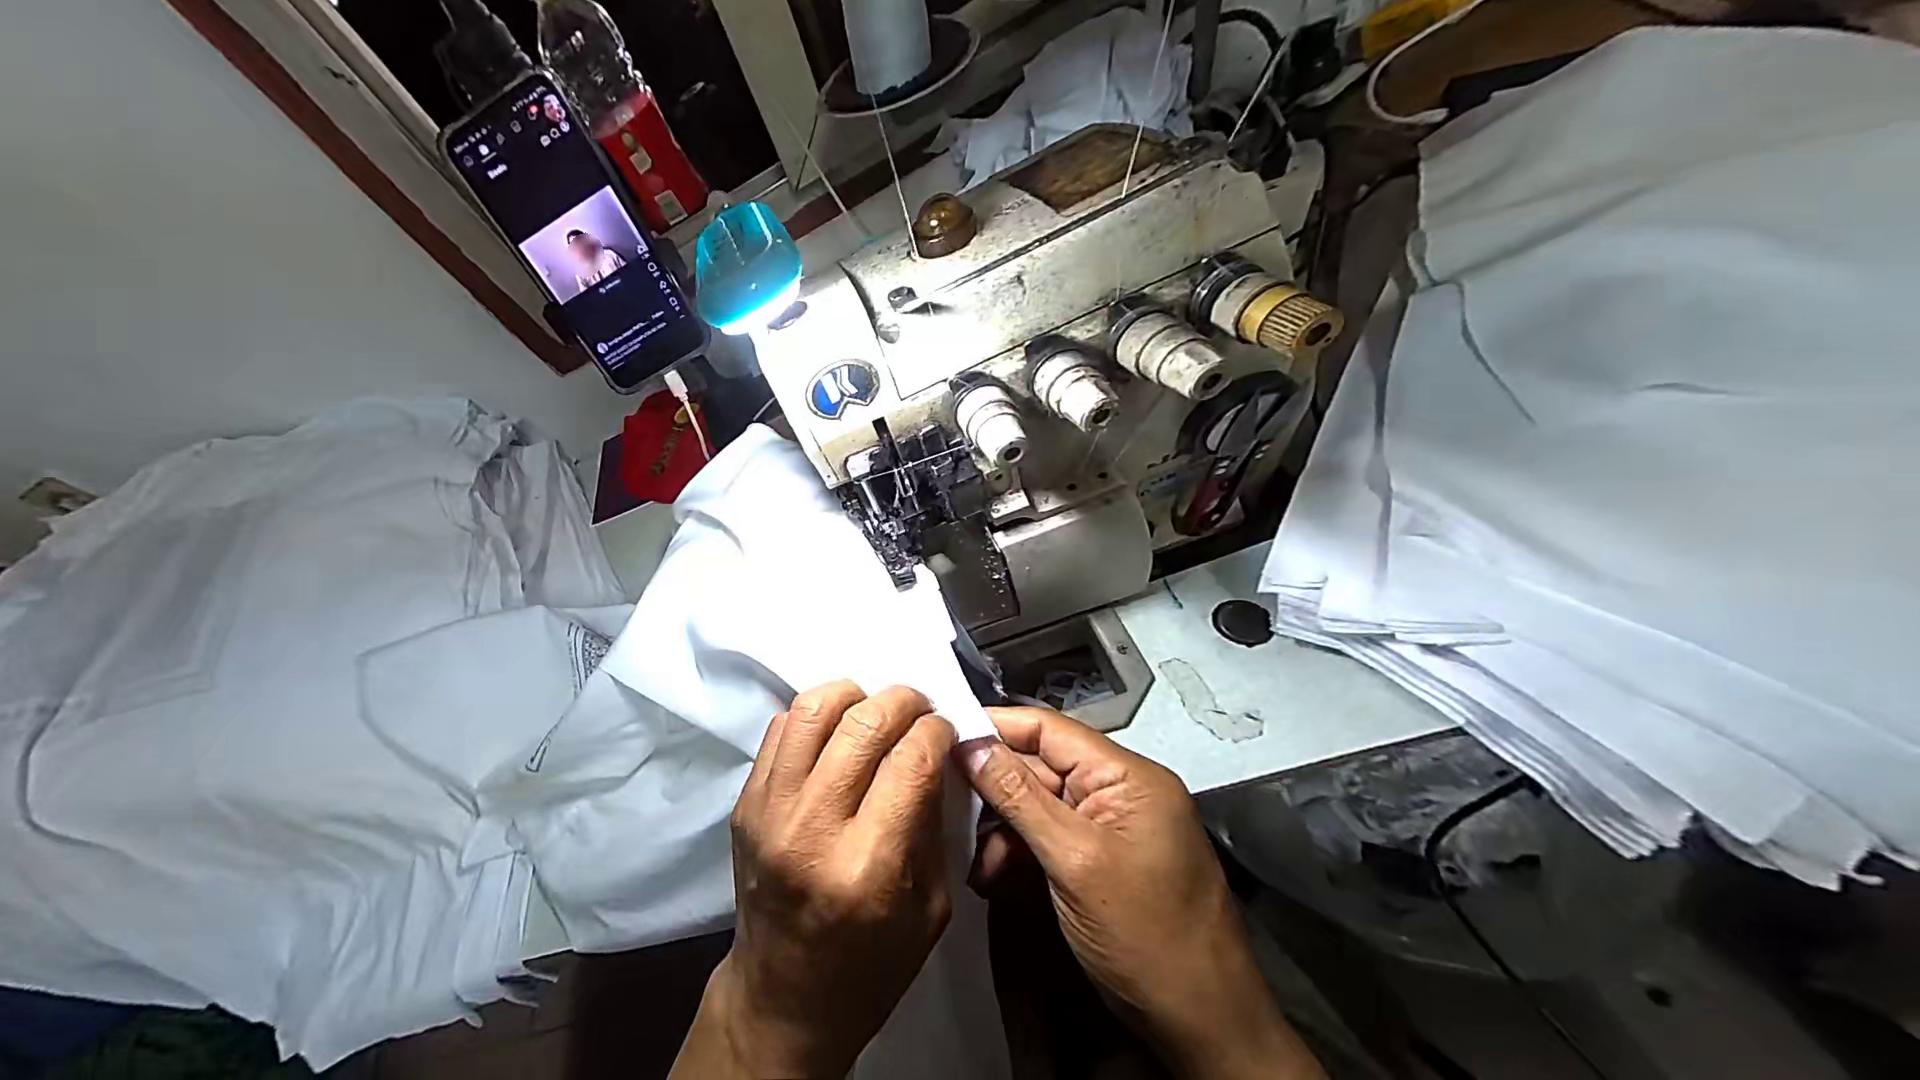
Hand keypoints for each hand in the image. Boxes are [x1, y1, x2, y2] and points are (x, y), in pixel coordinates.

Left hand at [672, 682, 956, 1078]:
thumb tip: (939, 752)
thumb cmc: (871, 963)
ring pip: (813, 710)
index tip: (946, 731)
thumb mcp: (932, 903)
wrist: (783, 997)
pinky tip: (838, 732)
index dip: (938, 731)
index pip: (911, 760)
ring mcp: (768, 812)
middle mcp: (811, 831)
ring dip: (855, 695)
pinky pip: (781, 729)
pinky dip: (817, 716)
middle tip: (920, 710)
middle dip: (905, 701)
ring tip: (876, 710)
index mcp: (866, 867)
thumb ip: (935, 820)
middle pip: (864, 724)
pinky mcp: (744, 804)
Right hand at [963, 707, 1326, 1079]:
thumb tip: (974, 747)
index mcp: (1128, 776)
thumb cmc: (1155, 942)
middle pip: (1041, 764)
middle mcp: (1120, 791)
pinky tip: (993, 872)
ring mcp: (1110, 825)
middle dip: (994, 786)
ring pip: (1039, 803)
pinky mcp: (1101, 856)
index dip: (997, 726)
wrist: (1202, 1023)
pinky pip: (1049, 835)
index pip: (1050, 728)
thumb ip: (1020, 798)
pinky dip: (1018, 849)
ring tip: (974, 856)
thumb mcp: (1075, 861)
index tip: (949, 734)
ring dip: (1001, 825)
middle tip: (948, 800)